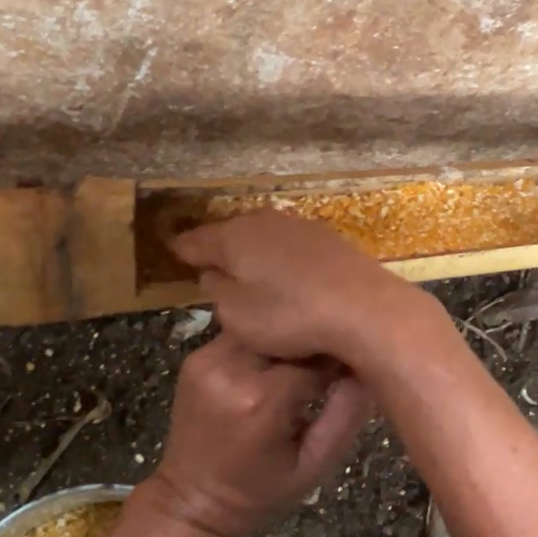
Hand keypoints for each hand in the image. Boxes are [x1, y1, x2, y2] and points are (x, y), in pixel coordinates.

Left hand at [143, 333, 372, 536]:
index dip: (339, 356)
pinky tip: (273, 364)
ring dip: (288, 339)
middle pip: (289, 334)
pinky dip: (264, 344)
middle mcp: (230, 369)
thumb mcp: (317, 463)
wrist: (192, 503)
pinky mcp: (196, 357)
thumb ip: (347, 412)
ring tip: (304, 359)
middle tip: (332, 358)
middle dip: (313, 343)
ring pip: (266, 328)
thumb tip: (370, 363)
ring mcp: (207, 359)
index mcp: (262, 400)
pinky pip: (243, 336)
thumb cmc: (261, 491)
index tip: (355, 362)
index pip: (316, 355)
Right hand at [170, 210, 454, 372]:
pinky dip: (282, 258)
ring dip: (255, 252)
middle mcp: (267, 221)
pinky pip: (293, 246)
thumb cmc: (290, 315)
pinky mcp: (331, 241)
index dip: (184, 249)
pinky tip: (286, 275)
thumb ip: (219, 291)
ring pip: (266, 236)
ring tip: (248, 271)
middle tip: (209, 264)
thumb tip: (213, 275)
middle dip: (221, 248)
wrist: (363, 308)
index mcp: (235, 237)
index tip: (174, 252)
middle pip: (234, 233)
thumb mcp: (237, 315)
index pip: (198, 240)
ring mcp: (302, 227)